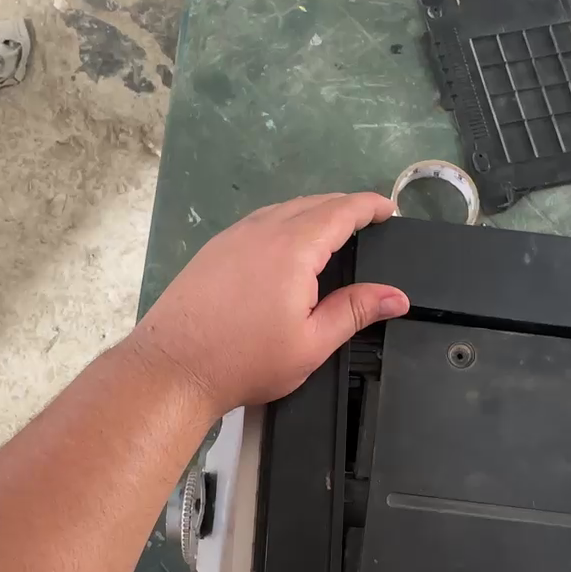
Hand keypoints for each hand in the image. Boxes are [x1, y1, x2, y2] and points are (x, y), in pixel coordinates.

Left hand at [128, 192, 409, 412]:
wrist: (173, 368)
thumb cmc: (247, 360)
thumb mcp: (312, 343)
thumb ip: (355, 311)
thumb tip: (397, 297)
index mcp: (293, 248)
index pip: (340, 212)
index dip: (369, 205)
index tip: (389, 207)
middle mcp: (262, 230)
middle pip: (311, 203)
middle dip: (344, 206)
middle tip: (368, 219)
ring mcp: (233, 236)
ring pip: (282, 209)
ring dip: (313, 211)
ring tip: (333, 229)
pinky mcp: (214, 249)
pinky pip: (259, 221)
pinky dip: (285, 221)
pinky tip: (287, 243)